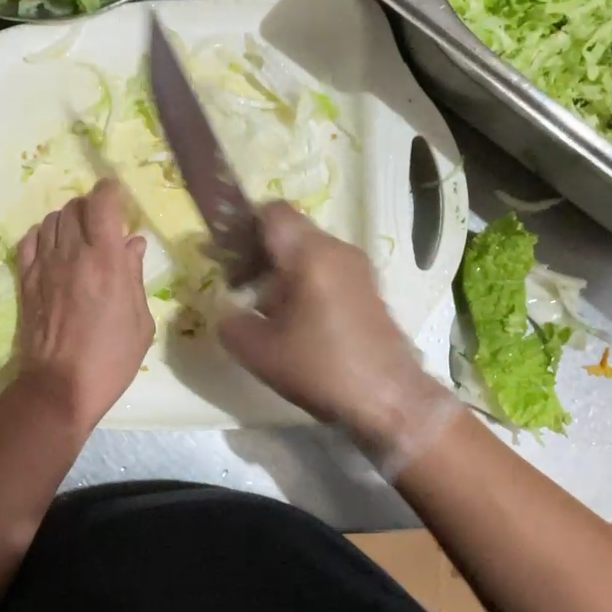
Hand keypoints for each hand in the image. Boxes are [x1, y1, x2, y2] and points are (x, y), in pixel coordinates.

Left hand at [13, 179, 153, 431]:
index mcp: (106, 260)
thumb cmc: (111, 359)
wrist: (61, 385)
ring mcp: (44, 266)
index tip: (119, 197)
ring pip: (51, 220)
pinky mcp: (26, 280)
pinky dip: (43, 235)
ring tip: (80, 237)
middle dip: (91, 208)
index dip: (111, 192)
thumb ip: (134, 276)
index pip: (102, 203)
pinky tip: (54, 248)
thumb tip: (132, 244)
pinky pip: (30, 240)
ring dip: (68, 221)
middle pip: (75, 206)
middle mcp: (72, 254)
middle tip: (103, 225)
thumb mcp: (140, 321)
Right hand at [218, 203, 458, 465]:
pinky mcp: (368, 291)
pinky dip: (303, 286)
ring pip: (308, 254)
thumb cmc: (320, 368)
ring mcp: (358, 270)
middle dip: (258, 254)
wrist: (387, 399)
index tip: (224, 255)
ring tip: (262, 310)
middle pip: (290, 232)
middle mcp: (338, 250)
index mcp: (310, 254)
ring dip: (280, 273)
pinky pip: (326, 272)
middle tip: (235, 285)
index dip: (242, 226)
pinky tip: (292, 323)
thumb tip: (225, 310)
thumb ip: (229, 322)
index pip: (272, 212)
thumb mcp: (257, 351)